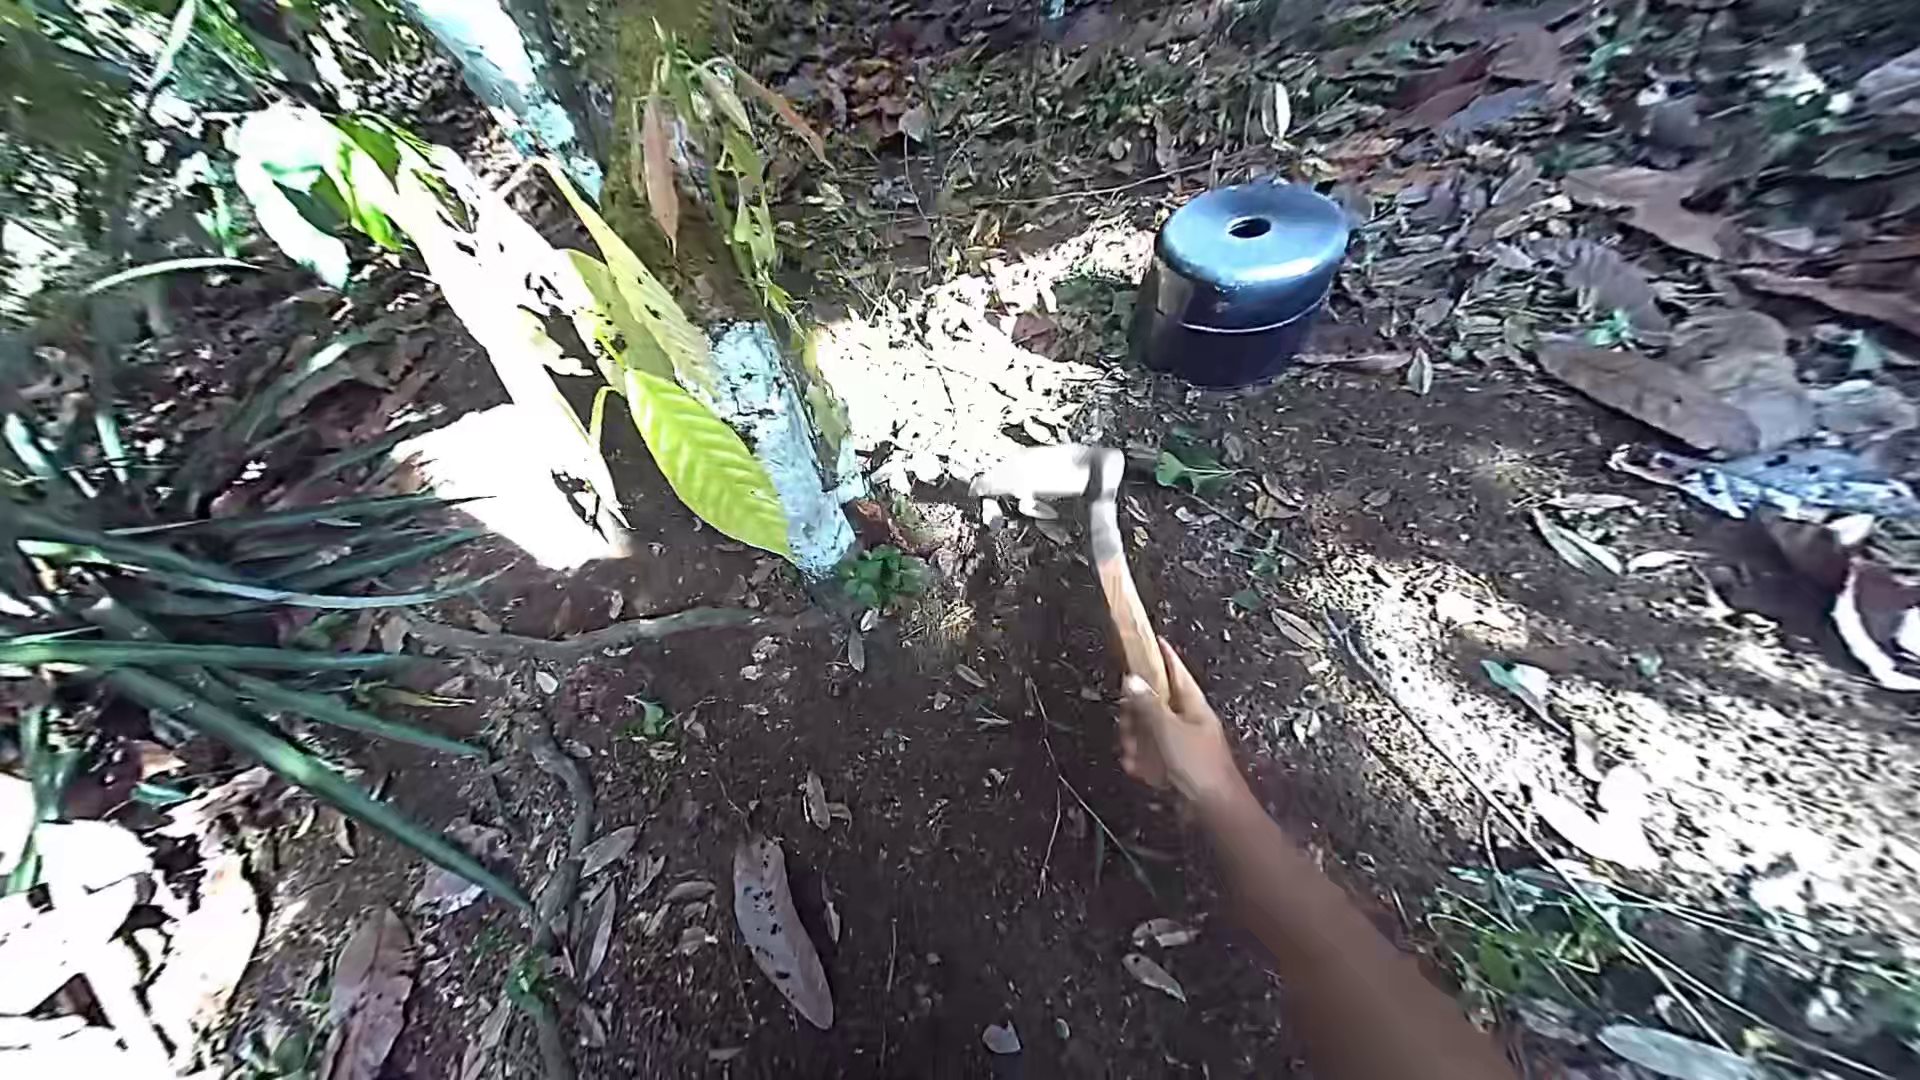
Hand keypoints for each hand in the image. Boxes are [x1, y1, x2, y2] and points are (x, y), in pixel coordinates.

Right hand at [1117, 639, 1247, 810]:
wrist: (1215, 810)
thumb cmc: (1199, 766)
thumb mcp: (1168, 730)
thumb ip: (1148, 704)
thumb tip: (1132, 679)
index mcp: (1192, 705)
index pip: (1176, 671)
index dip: (1164, 655)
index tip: (1152, 640)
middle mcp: (1186, 719)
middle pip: (1152, 702)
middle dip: (1135, 715)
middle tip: (1128, 724)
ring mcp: (1180, 741)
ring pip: (1146, 729)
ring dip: (1136, 742)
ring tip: (1135, 755)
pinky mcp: (1174, 762)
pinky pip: (1150, 752)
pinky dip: (1142, 760)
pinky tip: (1141, 770)